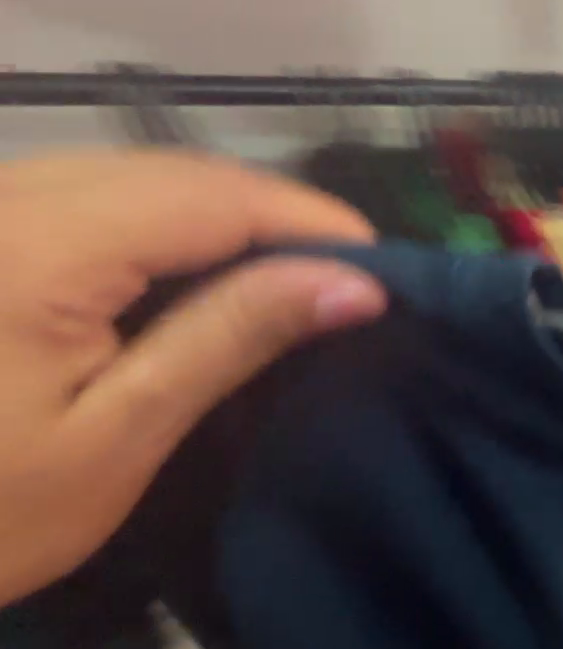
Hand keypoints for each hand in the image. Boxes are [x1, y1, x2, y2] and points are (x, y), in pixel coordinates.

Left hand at [0, 150, 387, 604]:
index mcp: (27, 249)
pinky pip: (91, 195)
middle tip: (358, 282)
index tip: (391, 272)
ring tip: (305, 278)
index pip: (207, 197)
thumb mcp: (127, 429)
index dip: (311, 220)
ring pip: (132, 174)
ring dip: (232, 217)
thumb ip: (235, 338)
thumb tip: (357, 288)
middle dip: (280, 215)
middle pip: (171, 171)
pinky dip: (175, 224)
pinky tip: (219, 272)